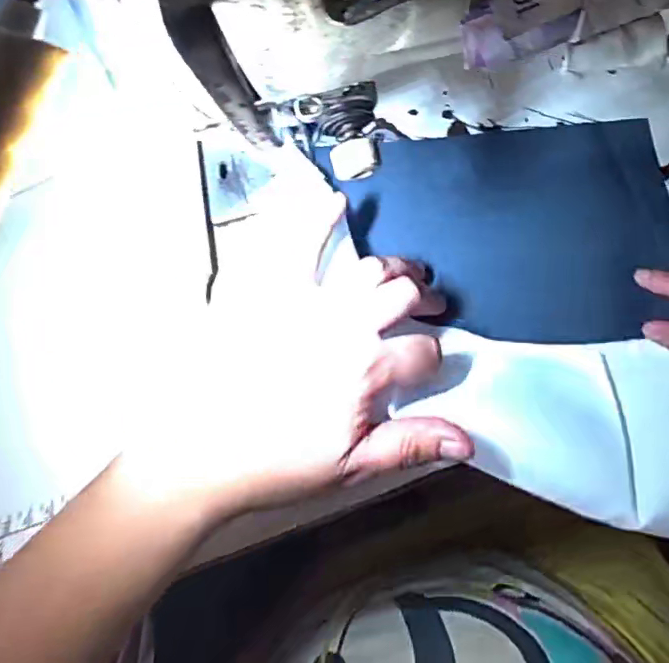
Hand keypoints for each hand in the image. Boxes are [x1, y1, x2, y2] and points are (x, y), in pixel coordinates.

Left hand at [114, 191, 471, 523]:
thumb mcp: (350, 465)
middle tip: (428, 302)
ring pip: (367, 266)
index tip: (426, 360)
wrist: (203, 449)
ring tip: (400, 269)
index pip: (424, 350)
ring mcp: (305, 302)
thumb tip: (464, 439)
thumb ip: (410, 444)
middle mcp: (342, 326)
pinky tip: (333, 203)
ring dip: (392, 264)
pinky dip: (316, 216)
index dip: (433, 355)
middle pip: (403, 294)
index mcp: (364, 370)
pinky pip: (297, 241)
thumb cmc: (273, 460)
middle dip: (424, 296)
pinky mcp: (270, 288)